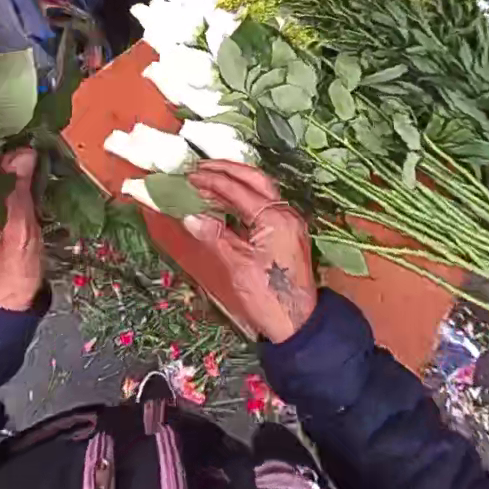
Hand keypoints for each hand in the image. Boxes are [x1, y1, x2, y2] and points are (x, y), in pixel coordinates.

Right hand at [184, 160, 317, 342]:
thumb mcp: (237, 266)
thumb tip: (190, 216)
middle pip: (256, 180)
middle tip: (201, 166)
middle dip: (228, 170)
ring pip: (262, 189)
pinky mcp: (287, 231)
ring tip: (210, 177)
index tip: (191, 176)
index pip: (239, 191)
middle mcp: (286, 213)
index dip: (214, 182)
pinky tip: (227, 200)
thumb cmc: (268, 297)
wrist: (297, 323)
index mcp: (275, 218)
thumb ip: (216, 237)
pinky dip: (245, 197)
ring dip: (237, 180)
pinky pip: (265, 204)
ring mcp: (289, 221)